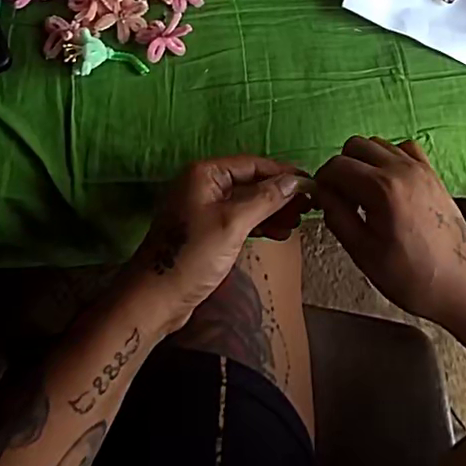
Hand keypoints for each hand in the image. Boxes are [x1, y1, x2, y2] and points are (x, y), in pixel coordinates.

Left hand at [129, 155, 312, 332]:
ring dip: (273, 210)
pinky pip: (240, 218)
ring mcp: (204, 207)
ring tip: (298, 221)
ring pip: (247, 201)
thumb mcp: (233, 223)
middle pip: (251, 182)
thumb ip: (266, 198)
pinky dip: (260, 224)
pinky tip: (280, 232)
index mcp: (205, 173)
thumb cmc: (191, 256)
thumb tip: (294, 181)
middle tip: (308, 206)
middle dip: (280, 194)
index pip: (254, 164)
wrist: (154, 301)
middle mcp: (204, 184)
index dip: (284, 174)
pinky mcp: (206, 230)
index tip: (310, 184)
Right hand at [314, 137, 465, 327]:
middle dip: (341, 167)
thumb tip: (322, 194)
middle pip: (355, 145)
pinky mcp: (431, 172)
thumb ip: (337, 216)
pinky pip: (403, 148)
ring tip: (364, 194)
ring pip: (378, 143)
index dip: (322, 181)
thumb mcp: (364, 253)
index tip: (321, 199)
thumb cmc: (412, 277)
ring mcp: (419, 167)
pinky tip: (388, 184)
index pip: (337, 165)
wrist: (462, 284)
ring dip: (363, 161)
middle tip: (341, 197)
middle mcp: (401, 168)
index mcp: (381, 188)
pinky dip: (389, 158)